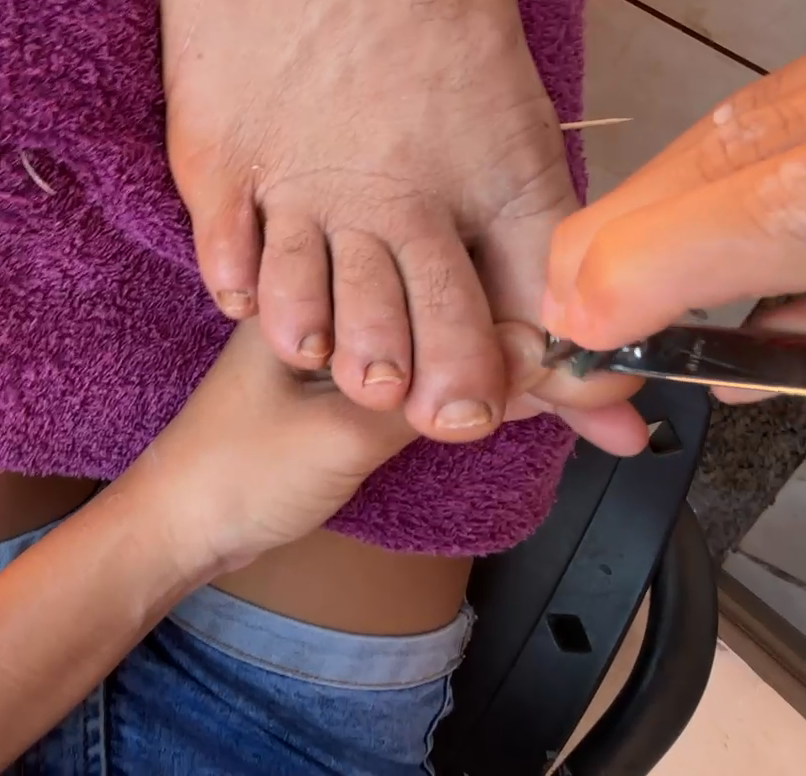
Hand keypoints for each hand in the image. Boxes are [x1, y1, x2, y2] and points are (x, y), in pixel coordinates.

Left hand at [120, 318, 636, 574]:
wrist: (185, 521)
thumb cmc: (239, 469)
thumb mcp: (337, 432)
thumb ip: (429, 396)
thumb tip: (532, 358)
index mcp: (325, 292)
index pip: (443, 285)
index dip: (526, 319)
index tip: (601, 363)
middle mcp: (343, 307)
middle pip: (460, 314)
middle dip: (539, 355)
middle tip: (619, 402)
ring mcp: (352, 349)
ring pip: (450, 348)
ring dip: (515, 379)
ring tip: (599, 412)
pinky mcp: (354, 391)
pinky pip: (430, 382)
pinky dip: (478, 399)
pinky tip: (530, 411)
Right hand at [161, 0, 582, 445]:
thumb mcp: (498, 52)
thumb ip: (509, 156)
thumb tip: (530, 240)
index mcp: (484, 158)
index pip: (527, 300)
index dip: (557, 368)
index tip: (574, 406)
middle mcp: (390, 190)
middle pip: (418, 328)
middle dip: (442, 385)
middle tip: (444, 414)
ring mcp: (294, 177)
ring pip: (315, 308)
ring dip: (335, 346)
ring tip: (336, 363)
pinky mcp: (214, 153)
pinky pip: (227, 254)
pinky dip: (243, 286)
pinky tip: (249, 297)